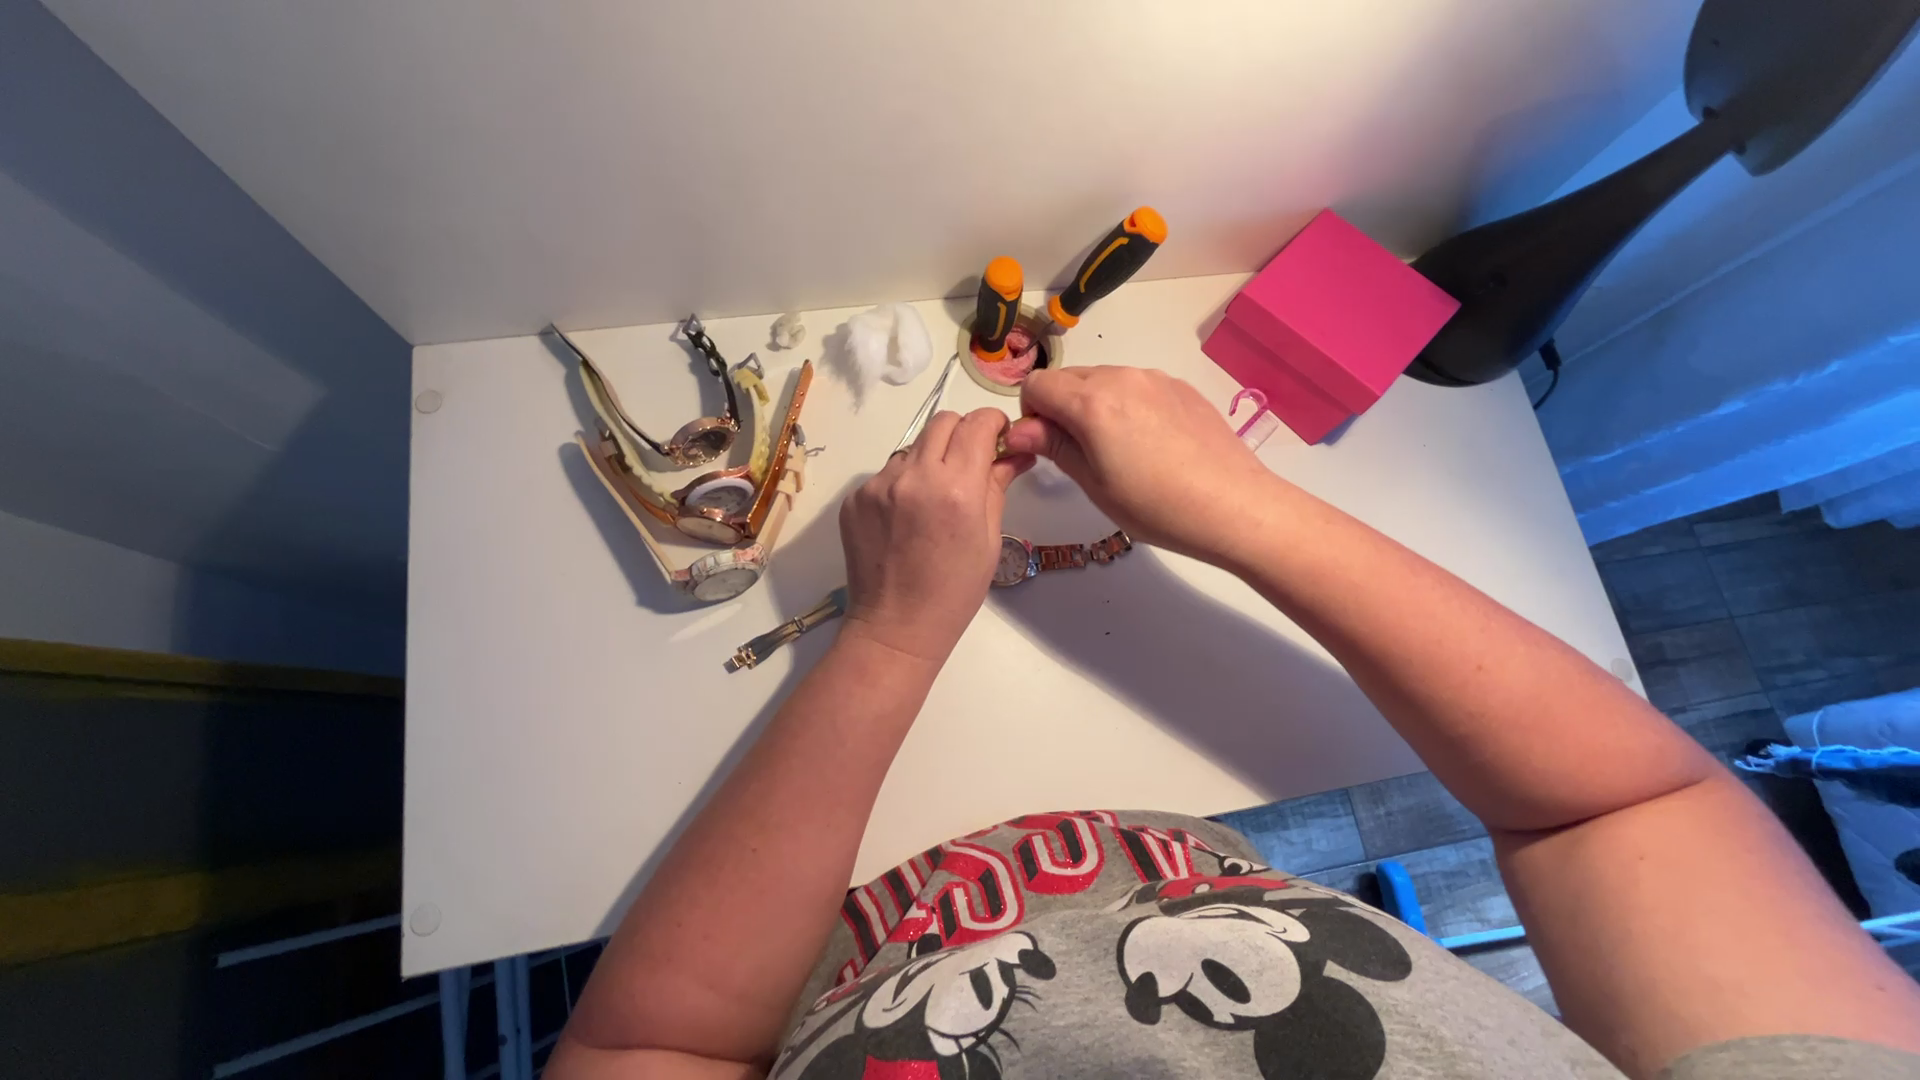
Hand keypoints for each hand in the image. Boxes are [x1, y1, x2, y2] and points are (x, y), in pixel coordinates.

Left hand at [838, 408, 1034, 663]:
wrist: (895, 628)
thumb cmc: (954, 592)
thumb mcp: (988, 541)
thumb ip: (997, 486)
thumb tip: (1017, 453)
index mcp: (956, 489)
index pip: (977, 424)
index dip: (993, 423)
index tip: (999, 437)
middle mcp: (914, 477)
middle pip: (942, 423)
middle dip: (963, 433)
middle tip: (970, 462)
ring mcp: (878, 486)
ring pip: (912, 447)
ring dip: (930, 459)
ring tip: (934, 499)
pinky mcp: (854, 499)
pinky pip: (886, 474)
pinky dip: (903, 483)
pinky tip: (907, 518)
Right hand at [1001, 366, 1281, 563]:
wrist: (1234, 506)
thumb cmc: (1155, 506)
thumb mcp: (1093, 483)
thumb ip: (1053, 446)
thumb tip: (1014, 429)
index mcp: (1091, 402)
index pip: (1036, 385)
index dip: (1032, 415)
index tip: (1047, 447)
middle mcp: (1121, 377)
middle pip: (1068, 378)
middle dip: (1060, 408)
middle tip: (1081, 454)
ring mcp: (1155, 378)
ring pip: (1102, 380)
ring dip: (1094, 405)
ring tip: (1120, 452)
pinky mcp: (1180, 387)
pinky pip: (1136, 386)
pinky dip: (1126, 405)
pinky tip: (1151, 445)